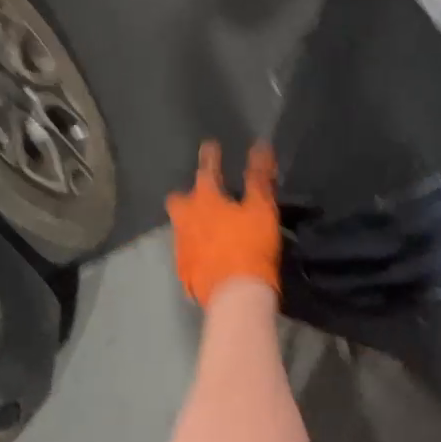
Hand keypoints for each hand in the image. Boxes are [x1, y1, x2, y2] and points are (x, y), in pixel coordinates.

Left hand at [166, 141, 280, 306]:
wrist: (236, 296)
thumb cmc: (251, 246)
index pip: (206, 170)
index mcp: (204, 200)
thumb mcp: (262, 209)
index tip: (210, 145)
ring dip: (193, 224)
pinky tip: (209, 256)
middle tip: (204, 197)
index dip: (211, 156)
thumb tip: (260, 146)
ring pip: (181, 228)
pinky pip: (188, 255)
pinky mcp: (184, 273)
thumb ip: (259, 178)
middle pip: (178, 201)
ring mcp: (181, 248)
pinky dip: (197, 251)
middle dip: (187, 196)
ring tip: (210, 228)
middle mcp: (185, 221)